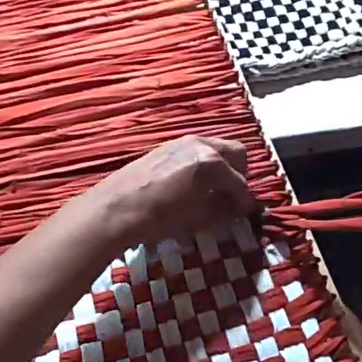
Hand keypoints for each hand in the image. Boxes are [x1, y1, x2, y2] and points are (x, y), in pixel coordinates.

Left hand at [71, 136, 259, 250]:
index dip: (246, 202)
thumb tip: (238, 207)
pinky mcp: (167, 145)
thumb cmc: (157, 218)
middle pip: (236, 154)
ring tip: (212, 191)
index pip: (240, 183)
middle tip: (231, 198)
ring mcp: (182, 142)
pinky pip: (197, 150)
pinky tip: (192, 184)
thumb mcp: (197, 219)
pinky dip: (204, 163)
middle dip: (239, 175)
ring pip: (216, 148)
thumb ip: (223, 210)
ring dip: (222, 167)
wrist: (114, 208)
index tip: (247, 214)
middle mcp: (201, 145)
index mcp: (211, 163)